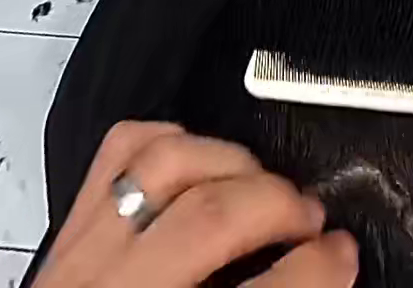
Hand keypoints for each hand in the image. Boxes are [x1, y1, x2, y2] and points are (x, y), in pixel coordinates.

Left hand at [38, 121, 358, 287]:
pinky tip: (196, 153)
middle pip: (209, 217)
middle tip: (309, 215)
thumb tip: (316, 279)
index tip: (341, 252)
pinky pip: (119, 150)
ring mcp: (87, 253)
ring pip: (162, 164)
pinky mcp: (71, 225)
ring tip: (259, 179)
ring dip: (226, 161)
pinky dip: (166, 138)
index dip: (315, 269)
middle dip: (276, 203)